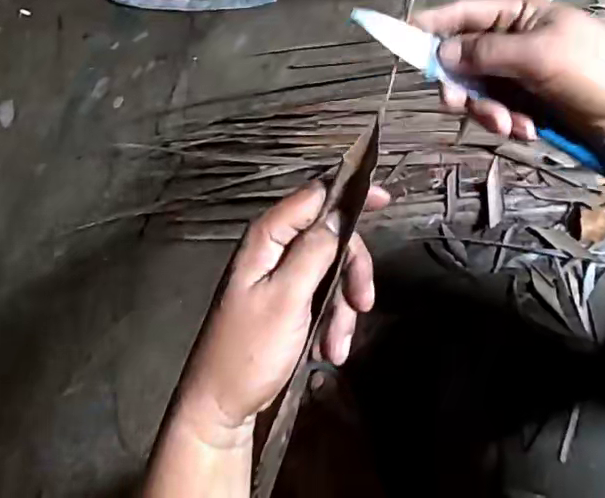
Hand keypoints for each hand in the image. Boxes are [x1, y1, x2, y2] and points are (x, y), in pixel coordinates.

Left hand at [171, 181, 389, 448]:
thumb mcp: (287, 298)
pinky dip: (333, 321)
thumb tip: (340, 212)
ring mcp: (282, 274)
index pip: (315, 195)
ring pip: (333, 269)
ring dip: (342, 306)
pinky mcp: (289, 299)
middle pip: (331, 236)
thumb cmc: (248, 352)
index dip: (350, 193)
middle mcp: (275, 247)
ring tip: (337, 345)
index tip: (384, 199)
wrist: (220, 411)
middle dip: (351, 270)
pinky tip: (329, 350)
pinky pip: (324, 295)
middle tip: (363, 303)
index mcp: (267, 236)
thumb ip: (314, 250)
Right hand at [413, 0, 604, 142]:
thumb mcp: (538, 56)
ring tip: (515, 126)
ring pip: (479, 89)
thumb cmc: (594, 70)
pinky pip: (500, 109)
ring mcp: (522, 71)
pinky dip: (508, 122)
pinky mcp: (530, 100)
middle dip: (463, 86)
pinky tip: (530, 131)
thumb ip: (485, 53)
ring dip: (488, 111)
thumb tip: (441, 52)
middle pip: (463, 58)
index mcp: (518, 14)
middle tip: (459, 105)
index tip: (399, 34)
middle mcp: (514, 39)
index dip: (431, 23)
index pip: (464, 12)